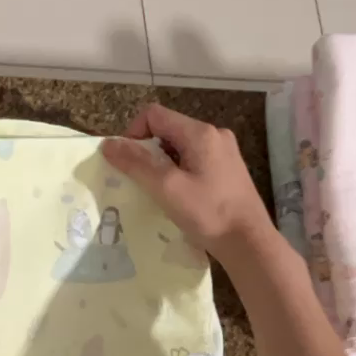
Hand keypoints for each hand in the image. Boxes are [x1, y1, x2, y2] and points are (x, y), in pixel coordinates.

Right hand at [100, 103, 275, 259]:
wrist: (247, 241)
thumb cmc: (208, 213)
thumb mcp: (166, 188)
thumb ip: (136, 164)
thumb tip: (107, 144)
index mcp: (200, 133)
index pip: (153, 115)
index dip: (132, 134)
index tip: (127, 163)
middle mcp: (213, 134)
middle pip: (166, 129)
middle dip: (145, 151)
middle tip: (140, 181)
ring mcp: (222, 151)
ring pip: (177, 146)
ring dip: (160, 164)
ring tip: (157, 191)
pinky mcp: (225, 167)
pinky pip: (191, 159)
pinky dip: (175, 171)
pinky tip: (176, 195)